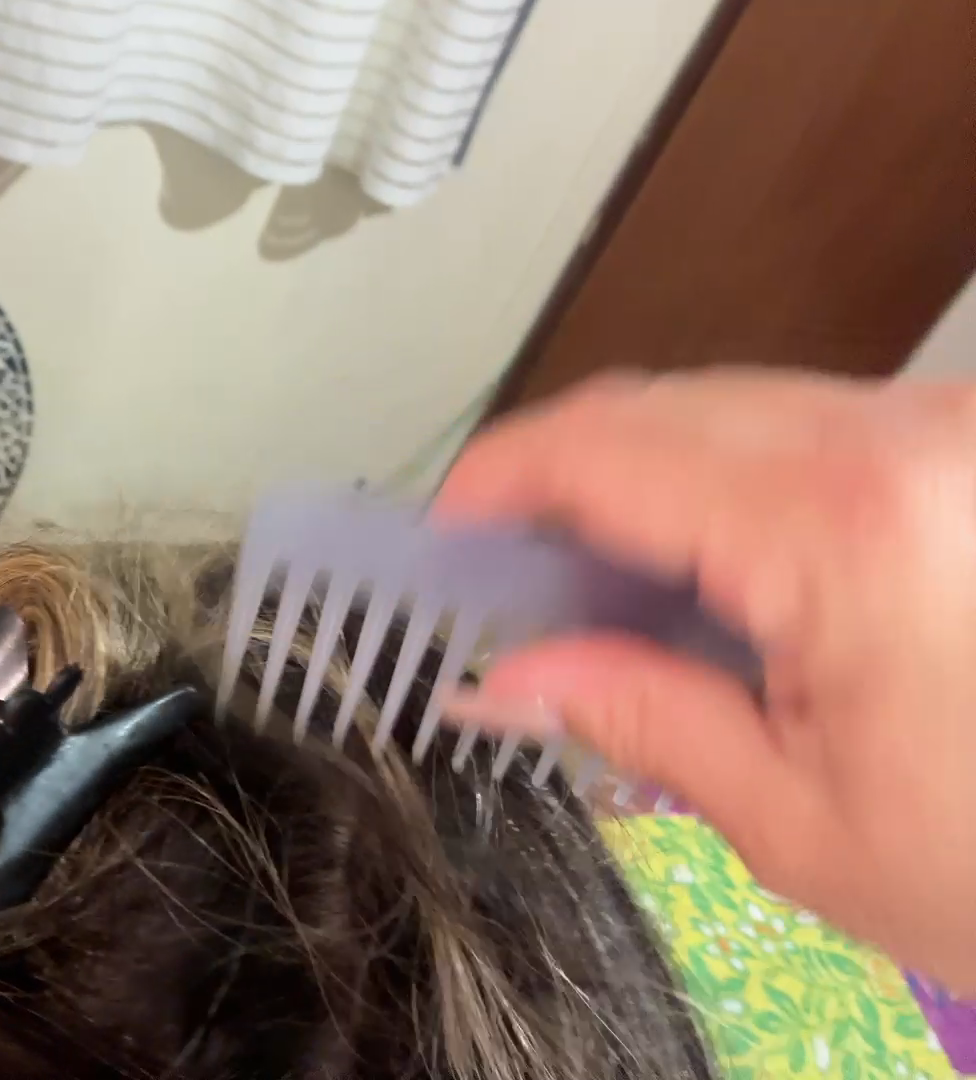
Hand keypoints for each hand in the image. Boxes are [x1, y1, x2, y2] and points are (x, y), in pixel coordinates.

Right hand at [435, 369, 975, 993]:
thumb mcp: (800, 818)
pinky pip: (787, 430)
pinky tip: (687, 557)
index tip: (444, 525)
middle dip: (547, 470)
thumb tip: (495, 683)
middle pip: (653, 406)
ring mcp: (956, 441)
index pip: (604, 451)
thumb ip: (629, 718)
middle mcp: (909, 449)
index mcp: (847, 533)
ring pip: (716, 406)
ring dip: (620, 474)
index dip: (496, 477)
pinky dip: (696, 478)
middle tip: (502, 552)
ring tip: (586, 565)